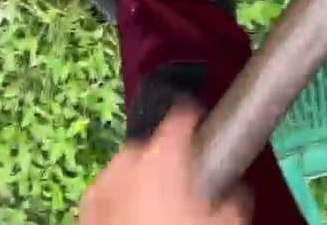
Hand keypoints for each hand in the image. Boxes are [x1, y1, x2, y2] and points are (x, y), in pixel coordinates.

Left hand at [80, 108, 248, 224]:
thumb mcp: (222, 222)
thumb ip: (233, 198)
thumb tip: (239, 188)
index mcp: (165, 151)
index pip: (183, 113)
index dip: (196, 116)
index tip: (205, 127)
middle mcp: (132, 154)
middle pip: (153, 142)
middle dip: (166, 155)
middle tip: (182, 182)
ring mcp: (105, 177)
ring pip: (128, 164)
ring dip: (141, 174)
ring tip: (157, 203)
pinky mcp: (87, 202)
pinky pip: (108, 188)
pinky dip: (118, 194)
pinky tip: (130, 213)